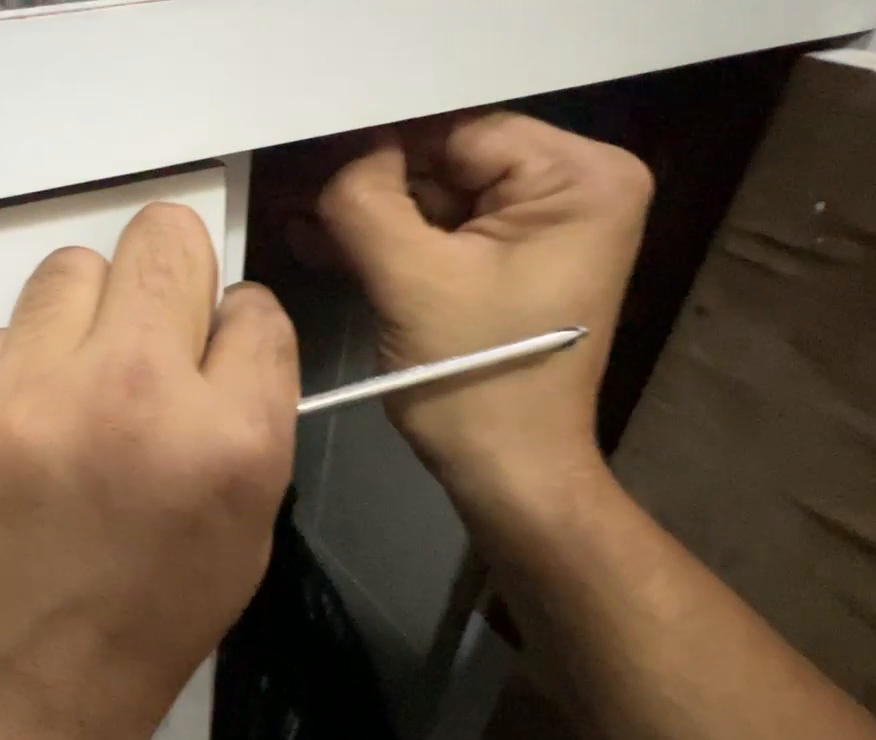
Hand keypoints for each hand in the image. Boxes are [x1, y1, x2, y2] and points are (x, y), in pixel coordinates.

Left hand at [0, 204, 297, 739]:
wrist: (17, 698)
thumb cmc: (147, 625)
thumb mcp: (243, 533)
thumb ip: (244, 418)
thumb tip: (218, 333)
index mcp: (229, 440)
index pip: (254, 308)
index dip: (234, 332)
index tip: (210, 360)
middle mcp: (131, 395)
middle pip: (162, 238)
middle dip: (168, 281)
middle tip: (145, 345)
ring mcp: (23, 398)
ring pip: (67, 270)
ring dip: (84, 318)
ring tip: (71, 395)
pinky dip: (16, 375)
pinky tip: (13, 443)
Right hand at [316, 113, 651, 517]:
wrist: (507, 472)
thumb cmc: (475, 384)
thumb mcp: (412, 282)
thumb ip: (366, 203)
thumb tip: (339, 160)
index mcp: (579, 179)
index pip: (461, 131)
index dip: (382, 146)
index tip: (312, 160)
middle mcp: (574, 191)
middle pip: (450, 165)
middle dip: (370, 187)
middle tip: (296, 190)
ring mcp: (543, 231)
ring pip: (438, 203)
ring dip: (369, 217)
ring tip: (300, 220)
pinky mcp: (511, 266)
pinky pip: (442, 239)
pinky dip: (390, 245)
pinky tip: (328, 243)